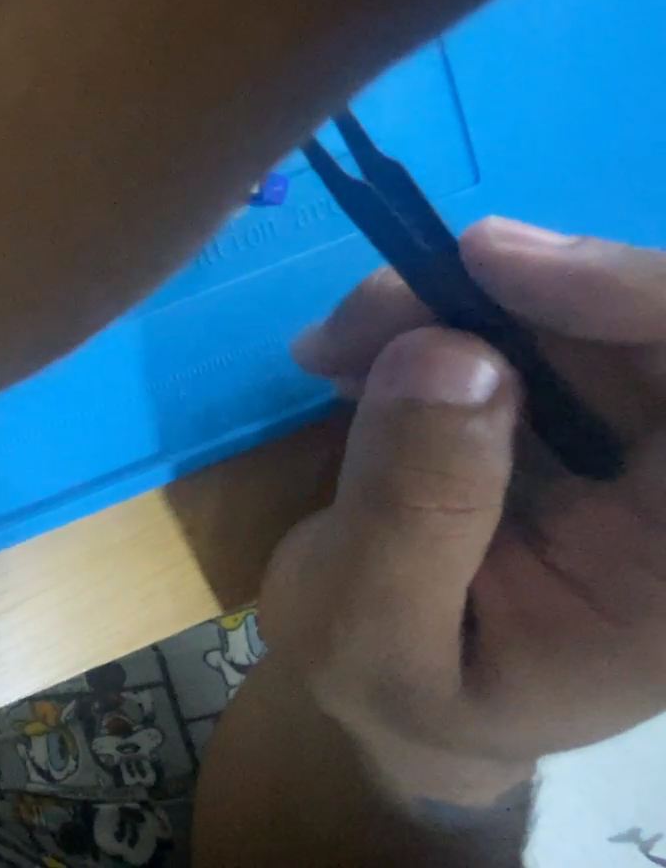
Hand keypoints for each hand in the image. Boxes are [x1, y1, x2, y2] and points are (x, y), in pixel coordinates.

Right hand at [262, 217, 665, 807]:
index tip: (491, 262)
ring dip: (444, 309)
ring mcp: (639, 459)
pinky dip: (426, 327)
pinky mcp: (569, 429)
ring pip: (579, 322)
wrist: (388, 699)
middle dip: (499, 298)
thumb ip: (416, 504)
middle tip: (353, 319)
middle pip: (652, 339)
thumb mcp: (371, 617)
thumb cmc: (386, 685)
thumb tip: (445, 351)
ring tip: (329, 348)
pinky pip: (521, 339)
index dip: (643, 301)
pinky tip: (351, 360)